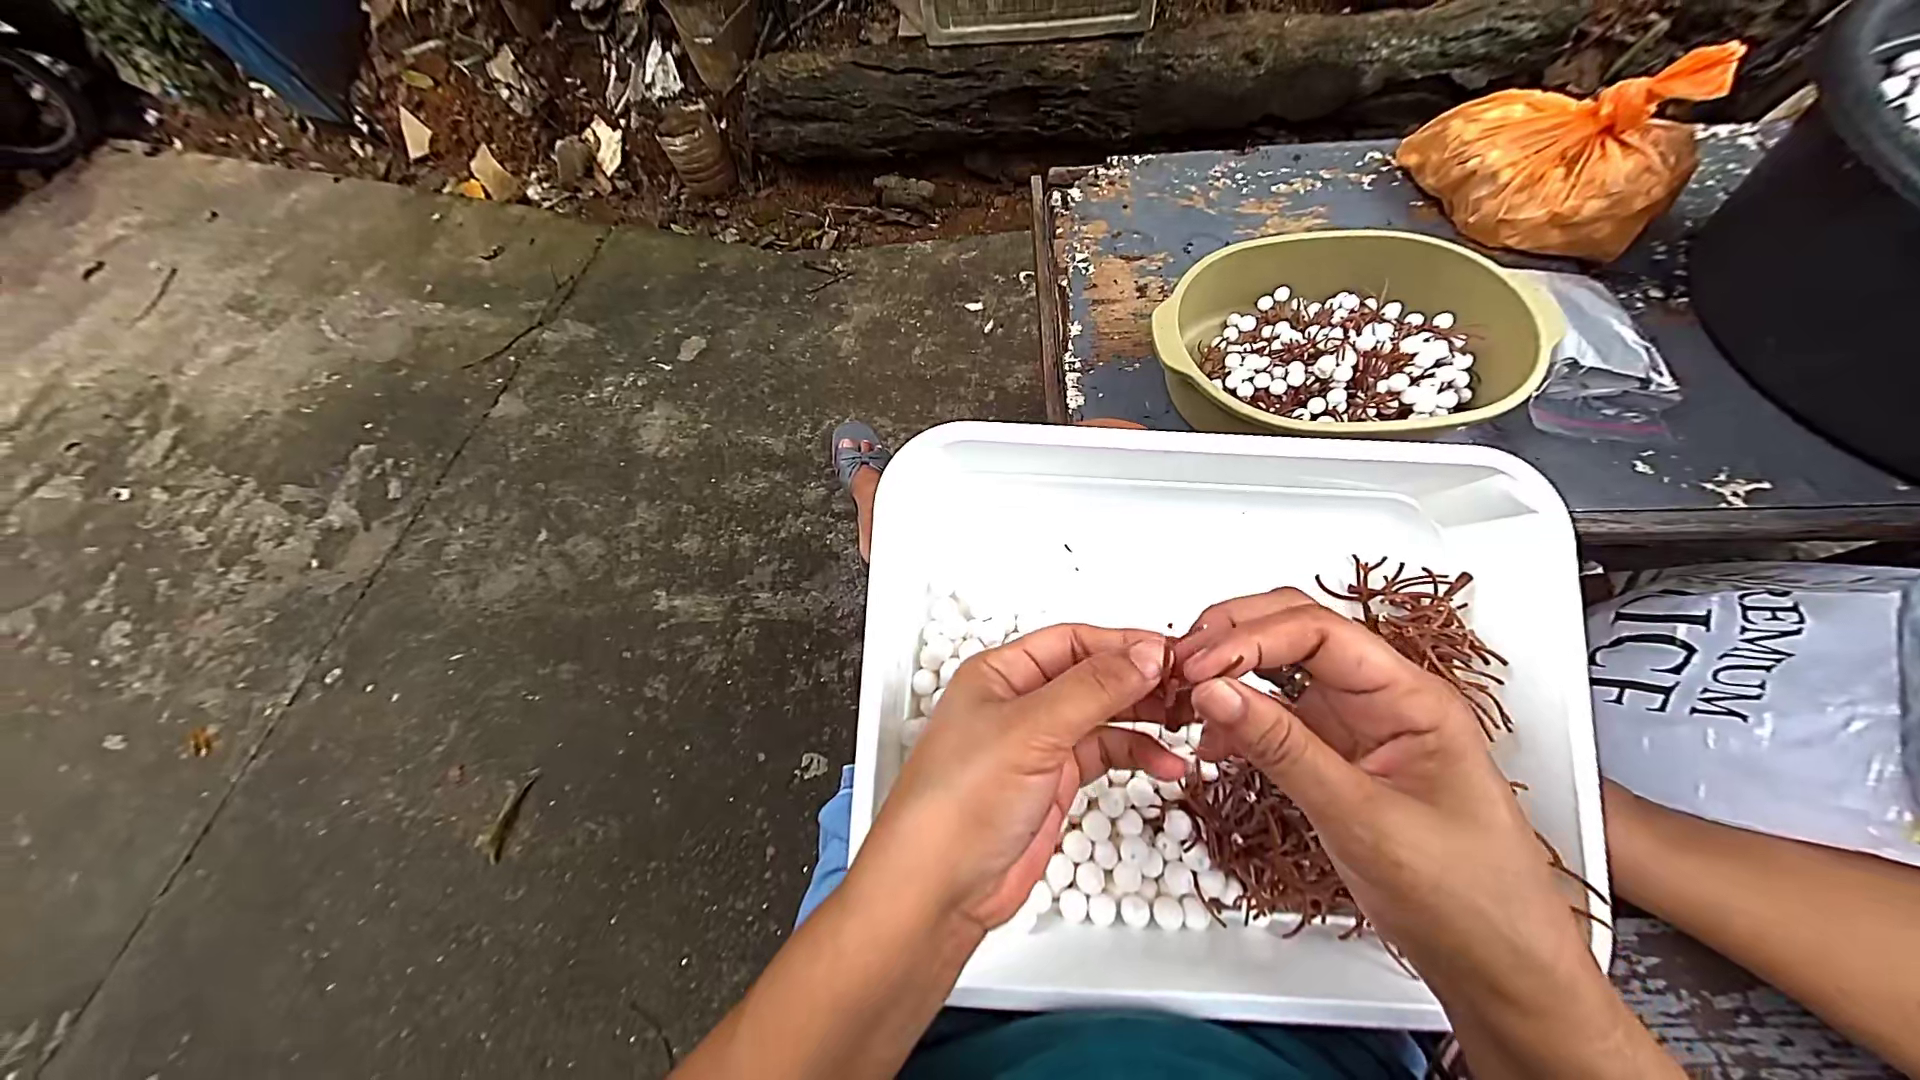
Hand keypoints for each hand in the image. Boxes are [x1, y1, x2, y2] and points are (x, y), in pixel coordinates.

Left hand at [858, 625, 1186, 930]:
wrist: (938, 887)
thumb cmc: (953, 805)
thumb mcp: (1029, 730)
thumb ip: (1092, 689)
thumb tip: (1141, 654)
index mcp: (1000, 674)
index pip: (1072, 641)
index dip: (1122, 644)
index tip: (1168, 655)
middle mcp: (1018, 702)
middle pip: (1091, 674)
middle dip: (1139, 679)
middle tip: (1187, 688)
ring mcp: (1037, 742)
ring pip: (1103, 714)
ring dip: (1145, 717)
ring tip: (1187, 722)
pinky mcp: (1052, 780)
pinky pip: (1104, 753)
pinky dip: (1137, 754)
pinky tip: (1166, 762)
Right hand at [1174, 588, 1590, 996]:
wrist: (1498, 969)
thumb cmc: (1465, 899)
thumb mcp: (1361, 818)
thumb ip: (1282, 748)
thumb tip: (1214, 690)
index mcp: (1409, 696)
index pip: (1317, 631)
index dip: (1249, 638)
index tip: (1199, 666)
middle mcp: (1379, 696)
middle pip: (1295, 629)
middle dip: (1233, 635)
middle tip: (1183, 662)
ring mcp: (1354, 722)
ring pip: (1277, 668)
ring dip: (1228, 672)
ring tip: (1185, 696)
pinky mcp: (1333, 750)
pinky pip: (1273, 714)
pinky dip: (1235, 717)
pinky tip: (1210, 739)